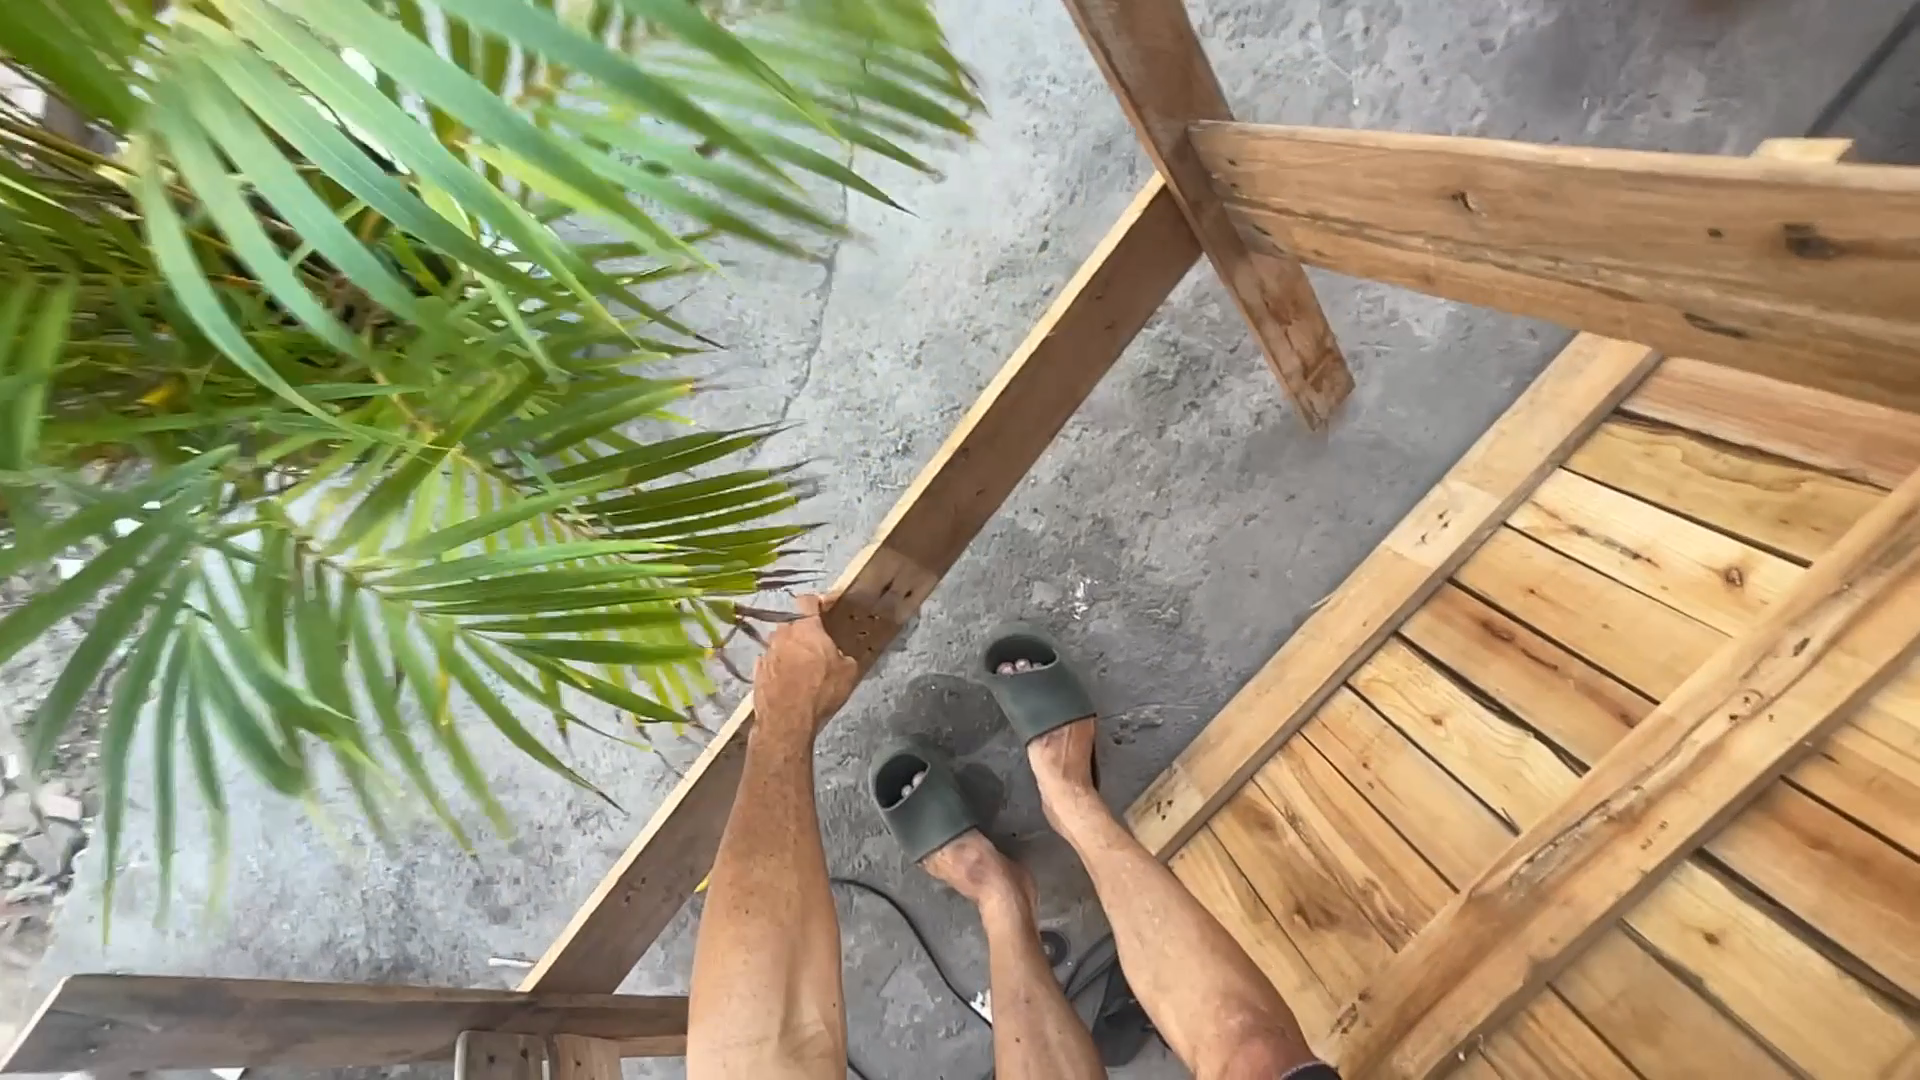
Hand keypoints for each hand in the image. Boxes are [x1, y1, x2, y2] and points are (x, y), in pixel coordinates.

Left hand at [752, 594, 857, 737]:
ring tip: (802, 668)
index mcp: (806, 628)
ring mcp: (766, 652)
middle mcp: (782, 634)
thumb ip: (843, 656)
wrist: (787, 720)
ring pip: (780, 643)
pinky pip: (771, 662)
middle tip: (816, 646)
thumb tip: (840, 656)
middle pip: (792, 623)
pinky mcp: (756, 672)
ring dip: (790, 650)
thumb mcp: (848, 672)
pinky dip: (779, 667)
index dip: (817, 602)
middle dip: (804, 632)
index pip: (807, 601)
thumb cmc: (821, 690)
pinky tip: (788, 682)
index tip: (824, 608)